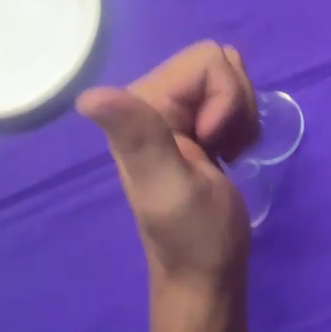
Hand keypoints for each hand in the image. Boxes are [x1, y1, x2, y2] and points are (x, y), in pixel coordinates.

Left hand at [79, 42, 258, 293]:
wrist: (208, 273)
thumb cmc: (196, 235)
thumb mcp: (171, 186)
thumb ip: (140, 137)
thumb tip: (87, 96)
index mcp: (139, 104)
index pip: (208, 58)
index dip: (226, 97)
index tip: (213, 140)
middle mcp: (150, 99)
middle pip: (221, 63)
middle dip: (236, 103)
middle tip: (223, 146)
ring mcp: (173, 111)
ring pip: (230, 75)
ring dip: (242, 113)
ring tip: (228, 150)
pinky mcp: (194, 123)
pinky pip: (233, 93)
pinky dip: (243, 120)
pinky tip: (230, 151)